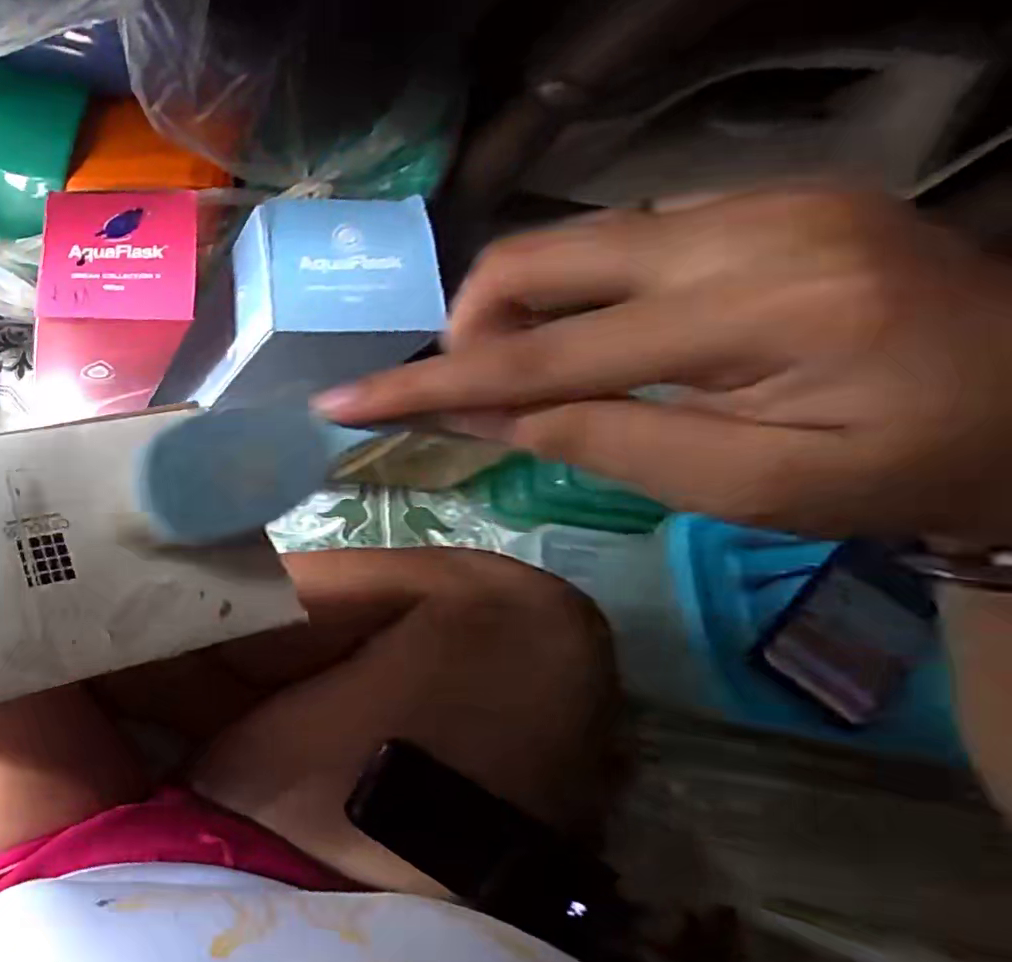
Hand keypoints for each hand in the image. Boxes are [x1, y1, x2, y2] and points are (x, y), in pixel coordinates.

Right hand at [314, 189, 1011, 542]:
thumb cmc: (896, 469)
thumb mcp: (738, 485)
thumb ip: (595, 438)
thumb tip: (475, 409)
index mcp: (761, 314)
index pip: (539, 354)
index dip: (426, 383)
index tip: (339, 401)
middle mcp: (752, 227)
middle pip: (536, 256)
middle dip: (472, 325)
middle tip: (481, 387)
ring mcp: (759, 201)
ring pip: (565, 240)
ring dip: (518, 309)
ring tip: (543, 368)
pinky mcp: (758, 201)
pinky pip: (613, 239)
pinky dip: (570, 293)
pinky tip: (603, 336)